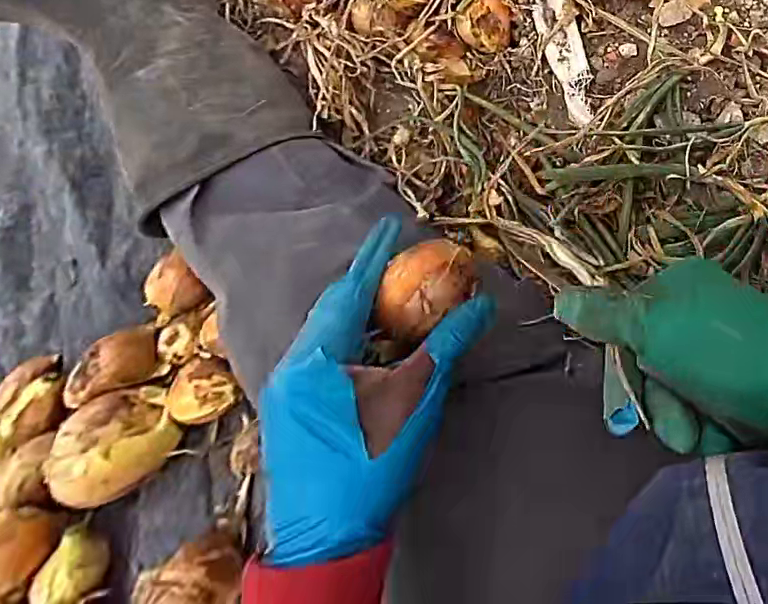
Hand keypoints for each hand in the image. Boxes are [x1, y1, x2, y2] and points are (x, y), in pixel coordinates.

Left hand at [259, 216, 494, 566]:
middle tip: (395, 262)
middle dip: (364, 282)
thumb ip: (447, 345)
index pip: (349, 289)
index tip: (390, 224)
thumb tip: (481, 305)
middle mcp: (292, 365)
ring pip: (324, 332)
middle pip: (332, 307)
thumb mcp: (415, 398)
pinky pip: (320, 356)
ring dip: (356, 313)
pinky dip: (348, 341)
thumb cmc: (372, 463)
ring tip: (387, 299)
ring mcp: (285, 390)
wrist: (327, 544)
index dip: (373, 255)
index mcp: (315, 356)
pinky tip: (370, 347)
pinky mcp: (290, 411)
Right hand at [557, 259, 767, 536]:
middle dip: (658, 401)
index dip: (620, 367)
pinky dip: (714, 431)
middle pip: (650, 364)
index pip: (625, 322)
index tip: (621, 408)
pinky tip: (730, 435)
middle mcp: (701, 314)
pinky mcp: (748, 390)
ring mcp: (726, 354)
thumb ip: (603, 314)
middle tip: (677, 423)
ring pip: (678, 396)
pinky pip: (709, 414)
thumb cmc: (724, 349)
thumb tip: (560, 298)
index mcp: (680, 285)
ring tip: (709, 431)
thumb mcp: (652, 324)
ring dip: (685, 421)